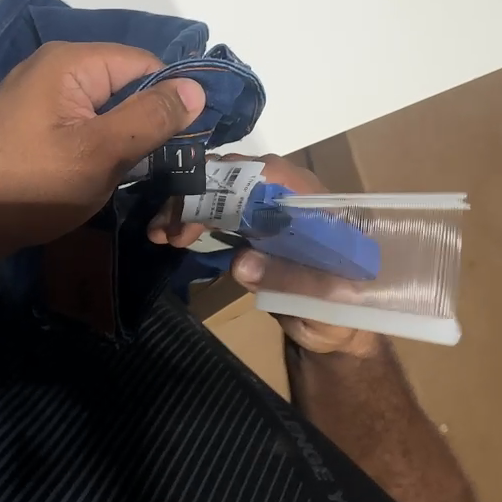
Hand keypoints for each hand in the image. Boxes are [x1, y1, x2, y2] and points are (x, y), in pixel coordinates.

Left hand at [0, 41, 203, 280]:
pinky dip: (96, 143)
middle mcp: (55, 65)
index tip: (188, 145)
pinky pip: (80, 119)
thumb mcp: (99, 155)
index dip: (172, 101)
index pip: (146, 64)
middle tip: (163, 170)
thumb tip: (196, 86)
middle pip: (125, 83)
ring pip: (104, 106)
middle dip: (147, 123)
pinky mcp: (30, 118)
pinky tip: (100, 174)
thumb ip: (149, 118)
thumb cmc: (28, 186)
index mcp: (71, 61)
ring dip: (122, 138)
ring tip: (132, 176)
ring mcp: (39, 92)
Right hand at [150, 154, 382, 357]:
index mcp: (315, 202)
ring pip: (221, 186)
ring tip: (160, 233)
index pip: (266, 173)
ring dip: (188, 205)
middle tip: (165, 230)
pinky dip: (193, 216)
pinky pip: (218, 204)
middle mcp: (290, 191)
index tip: (191, 215)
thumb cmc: (341, 314)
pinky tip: (172, 232)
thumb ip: (289, 280)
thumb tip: (240, 262)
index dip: (225, 187)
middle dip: (196, 196)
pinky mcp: (252, 216)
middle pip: (236, 176)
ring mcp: (268, 201)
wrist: (337, 328)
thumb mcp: (326, 303)